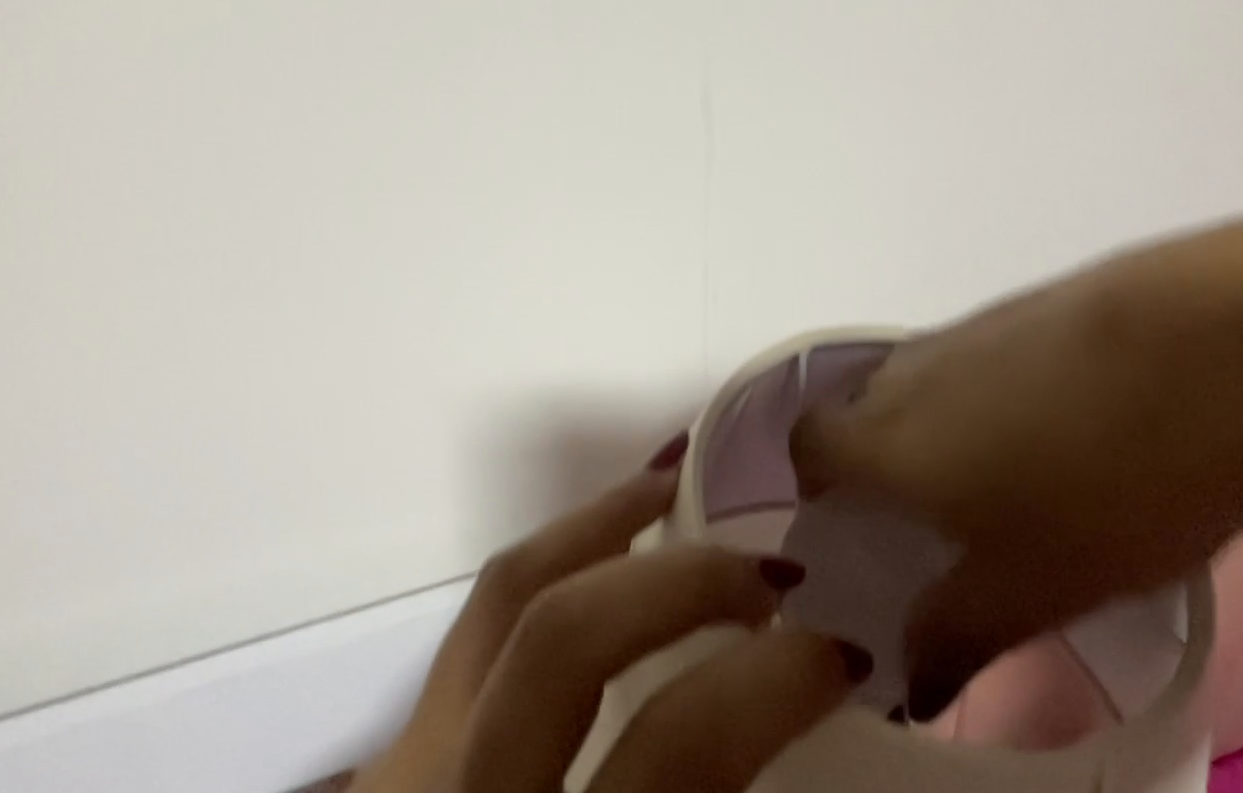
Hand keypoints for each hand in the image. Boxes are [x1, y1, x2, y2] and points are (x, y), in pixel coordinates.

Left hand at [352, 438, 872, 792]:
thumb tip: (822, 707)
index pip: (674, 751)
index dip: (770, 687)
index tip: (843, 656)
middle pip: (567, 640)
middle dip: (687, 583)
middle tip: (774, 576)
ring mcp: (411, 759)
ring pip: (510, 588)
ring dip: (608, 522)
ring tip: (680, 483)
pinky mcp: (399, 737)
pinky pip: (490, 607)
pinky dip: (563, 550)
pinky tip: (611, 536)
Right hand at [790, 207, 1242, 721]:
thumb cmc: (1116, 486)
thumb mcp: (1036, 589)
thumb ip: (955, 635)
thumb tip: (909, 683)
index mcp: (892, 434)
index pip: (807, 440)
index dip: (813, 481)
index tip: (852, 524)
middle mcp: (920, 367)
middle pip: (865, 405)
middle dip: (880, 456)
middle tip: (939, 514)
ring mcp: (986, 323)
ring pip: (933, 376)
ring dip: (947, 422)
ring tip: (1019, 473)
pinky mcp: (1049, 298)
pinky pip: (994, 351)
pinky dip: (1006, 388)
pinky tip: (1083, 421)